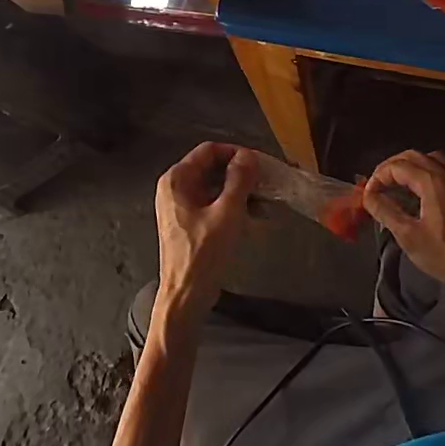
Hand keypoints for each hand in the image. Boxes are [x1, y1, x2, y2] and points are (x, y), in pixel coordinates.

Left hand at [153, 142, 256, 324]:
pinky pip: (215, 203)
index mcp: (177, 179)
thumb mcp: (227, 213)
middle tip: (268, 181)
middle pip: (213, 167)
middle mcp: (176, 187)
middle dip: (242, 173)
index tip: (261, 163)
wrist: (186, 295)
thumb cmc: (203, 253)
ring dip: (242, 190)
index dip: (236, 153)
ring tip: (267, 200)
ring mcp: (182, 205)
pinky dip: (234, 205)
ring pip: (216, 186)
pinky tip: (257, 215)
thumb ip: (239, 180)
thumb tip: (248, 156)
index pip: (209, 150)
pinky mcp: (191, 221)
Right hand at [363, 150, 444, 301]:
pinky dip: (425, 171)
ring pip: (430, 159)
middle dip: (390, 167)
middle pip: (414, 156)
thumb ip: (385, 211)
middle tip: (376, 184)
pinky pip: (443, 169)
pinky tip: (418, 190)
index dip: (378, 177)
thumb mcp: (408, 236)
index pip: (397, 166)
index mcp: (432, 182)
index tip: (368, 195)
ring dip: (409, 166)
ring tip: (395, 183)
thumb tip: (368, 196)